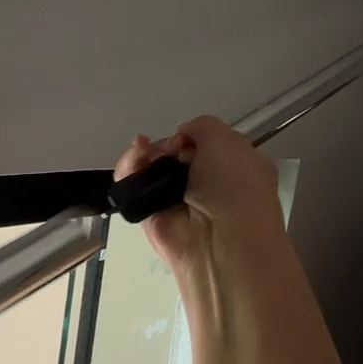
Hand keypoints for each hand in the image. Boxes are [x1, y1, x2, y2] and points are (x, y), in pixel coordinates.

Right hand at [115, 115, 283, 272]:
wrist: (218, 237)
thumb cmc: (234, 186)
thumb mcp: (229, 141)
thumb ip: (202, 126)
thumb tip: (179, 136)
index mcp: (230, 166)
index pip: (202, 143)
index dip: (191, 135)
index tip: (187, 137)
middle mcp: (201, 182)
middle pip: (171, 153)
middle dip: (166, 145)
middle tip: (169, 150)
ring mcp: (172, 197)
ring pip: (148, 166)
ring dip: (144, 153)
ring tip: (144, 150)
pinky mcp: (146, 209)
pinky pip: (130, 183)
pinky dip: (128, 167)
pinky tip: (135, 156)